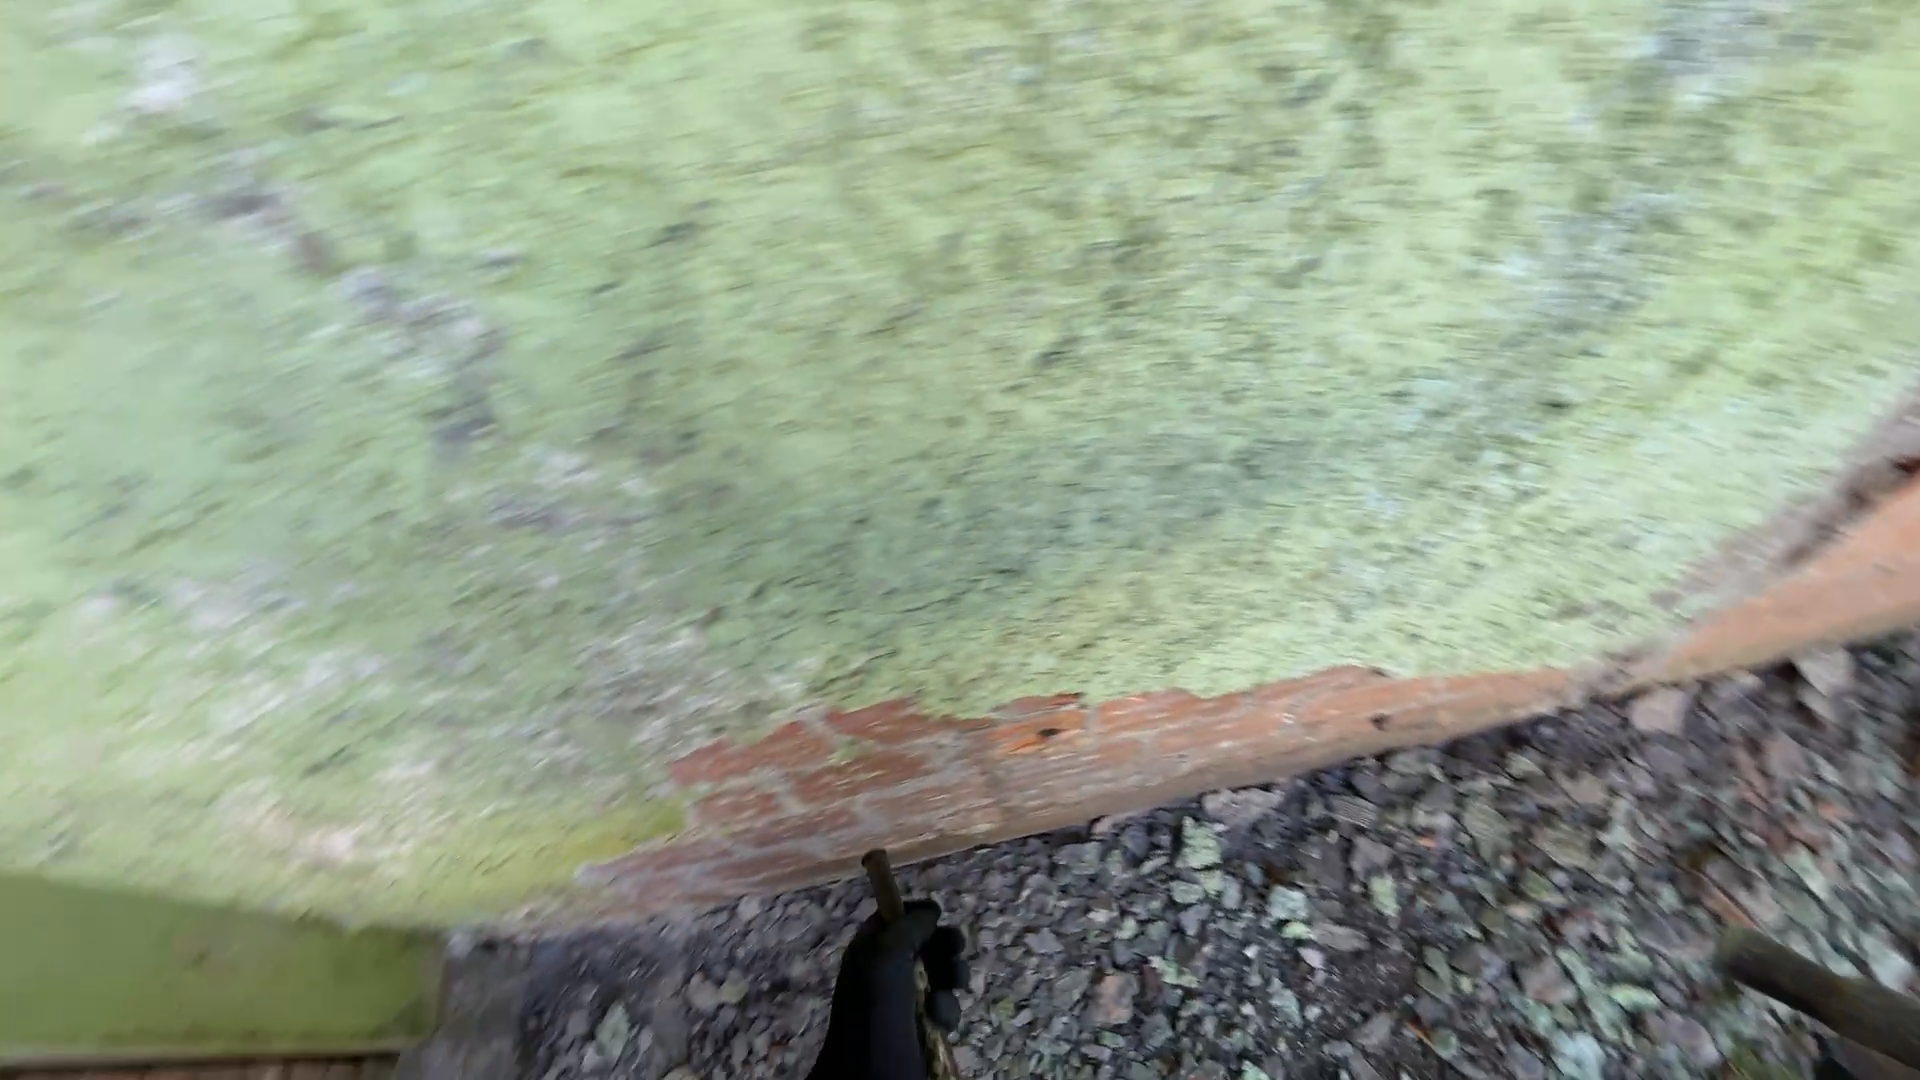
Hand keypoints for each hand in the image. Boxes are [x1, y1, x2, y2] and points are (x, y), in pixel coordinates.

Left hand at [805, 899, 967, 1079]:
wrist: (874, 1077)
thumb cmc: (875, 1011)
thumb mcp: (885, 956)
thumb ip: (908, 926)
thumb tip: (931, 911)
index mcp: (870, 949)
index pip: (894, 917)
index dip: (916, 913)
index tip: (937, 914)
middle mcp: (887, 971)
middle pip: (924, 942)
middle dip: (944, 943)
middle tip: (955, 947)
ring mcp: (905, 1001)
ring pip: (940, 974)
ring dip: (951, 976)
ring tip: (953, 985)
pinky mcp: (924, 1028)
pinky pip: (945, 1007)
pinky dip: (948, 1010)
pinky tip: (942, 1021)